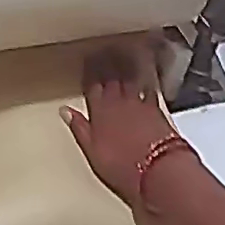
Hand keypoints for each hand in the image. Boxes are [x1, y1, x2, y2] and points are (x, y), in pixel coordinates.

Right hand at [61, 41, 177, 207]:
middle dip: (106, 63)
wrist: (159, 173)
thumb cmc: (124, 167)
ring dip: (125, 66)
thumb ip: (79, 128)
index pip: (91, 86)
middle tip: (103, 51)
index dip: (88, 73)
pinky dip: (146, 79)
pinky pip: (149, 88)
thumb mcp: (92, 152)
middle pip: (110, 77)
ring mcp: (138, 103)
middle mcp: (118, 103)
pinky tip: (147, 74)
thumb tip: (65, 111)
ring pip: (128, 78)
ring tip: (122, 54)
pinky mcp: (156, 109)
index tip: (87, 62)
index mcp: (99, 111)